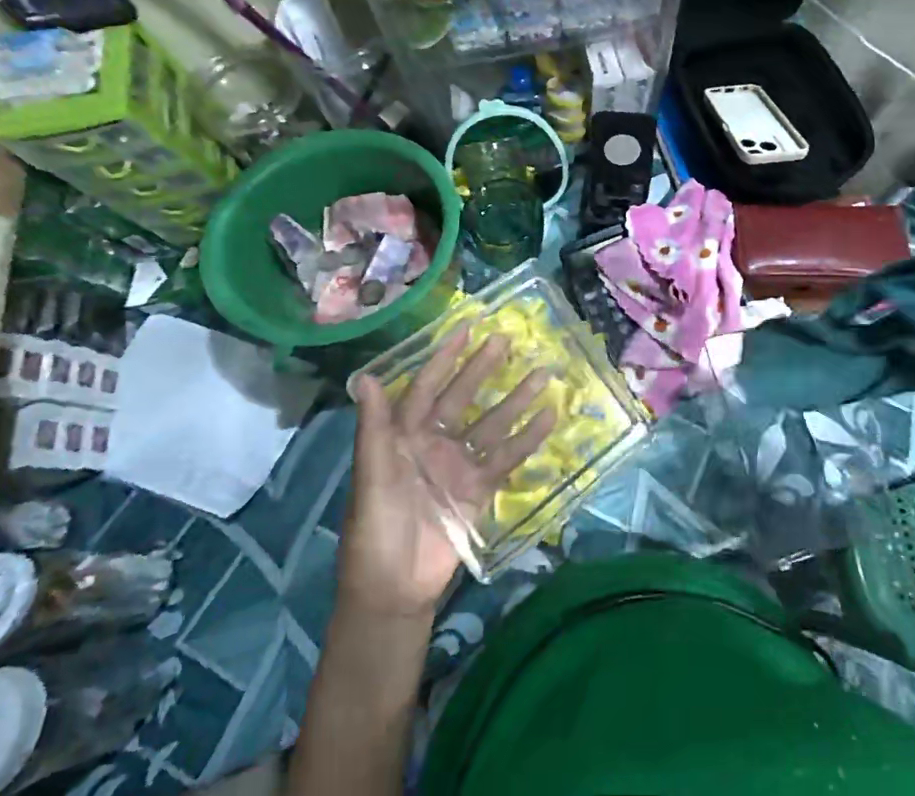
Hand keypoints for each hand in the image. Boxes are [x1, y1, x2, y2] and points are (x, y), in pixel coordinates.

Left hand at [340, 326, 556, 618]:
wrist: (394, 585)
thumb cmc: (374, 526)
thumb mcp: (371, 474)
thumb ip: (374, 427)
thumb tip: (366, 376)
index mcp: (403, 432)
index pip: (426, 384)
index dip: (445, 357)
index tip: (466, 328)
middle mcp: (433, 440)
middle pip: (463, 397)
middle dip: (484, 369)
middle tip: (508, 340)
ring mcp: (458, 464)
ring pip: (491, 424)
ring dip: (515, 400)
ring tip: (541, 373)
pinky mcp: (479, 489)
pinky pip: (506, 459)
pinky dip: (527, 439)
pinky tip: (548, 417)